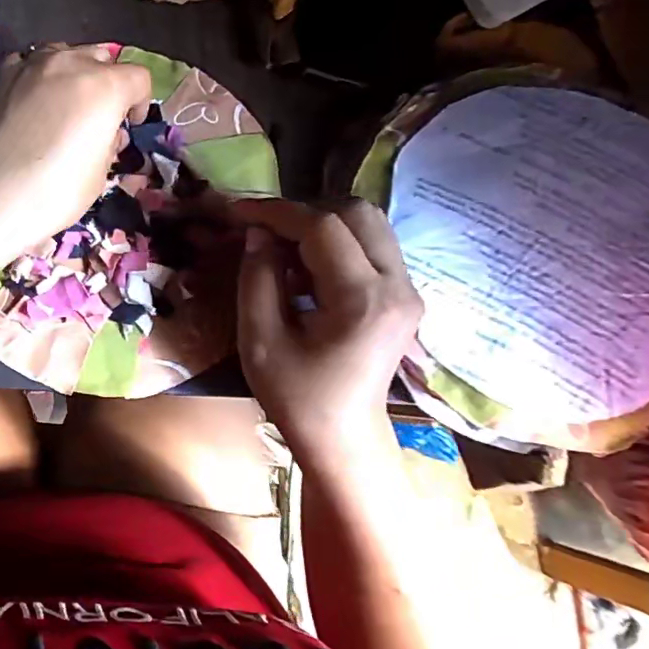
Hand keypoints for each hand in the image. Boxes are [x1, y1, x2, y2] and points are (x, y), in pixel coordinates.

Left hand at [0, 44, 150, 269]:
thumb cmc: (50, 195)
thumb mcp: (97, 178)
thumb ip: (107, 144)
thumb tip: (105, 133)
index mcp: (103, 87)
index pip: (137, 77)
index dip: (139, 102)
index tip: (129, 126)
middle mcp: (67, 64)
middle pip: (100, 58)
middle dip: (106, 83)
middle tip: (98, 117)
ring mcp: (27, 65)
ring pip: (61, 55)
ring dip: (70, 75)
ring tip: (62, 107)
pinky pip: (25, 66)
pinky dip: (34, 79)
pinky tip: (27, 105)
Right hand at [234, 198, 423, 457]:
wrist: (343, 436)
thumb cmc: (296, 396)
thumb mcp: (260, 339)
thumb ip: (257, 278)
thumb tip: (259, 232)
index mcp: (362, 300)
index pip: (322, 228)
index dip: (277, 212)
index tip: (240, 212)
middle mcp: (397, 286)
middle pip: (355, 212)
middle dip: (303, 212)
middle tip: (265, 231)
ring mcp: (408, 289)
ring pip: (368, 223)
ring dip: (321, 224)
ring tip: (284, 249)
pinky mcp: (404, 294)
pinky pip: (372, 245)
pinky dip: (336, 242)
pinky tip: (307, 268)